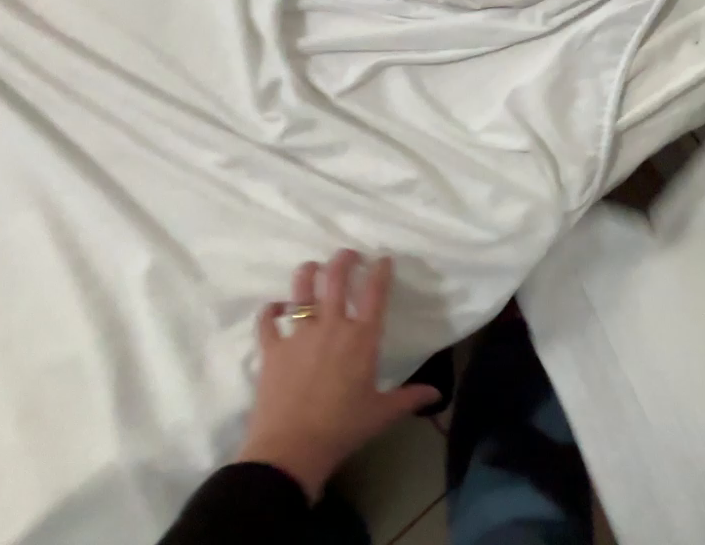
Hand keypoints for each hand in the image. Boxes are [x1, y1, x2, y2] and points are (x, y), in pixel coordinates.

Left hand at [235, 251, 440, 499]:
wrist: (291, 450)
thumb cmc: (342, 429)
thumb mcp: (381, 413)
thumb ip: (409, 398)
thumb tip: (437, 395)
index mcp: (362, 338)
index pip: (375, 293)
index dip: (381, 271)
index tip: (383, 259)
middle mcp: (332, 326)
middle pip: (337, 279)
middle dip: (343, 260)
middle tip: (348, 254)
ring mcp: (298, 335)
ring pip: (301, 291)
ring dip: (307, 274)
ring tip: (312, 267)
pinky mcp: (272, 350)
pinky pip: (268, 321)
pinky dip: (270, 310)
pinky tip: (274, 307)